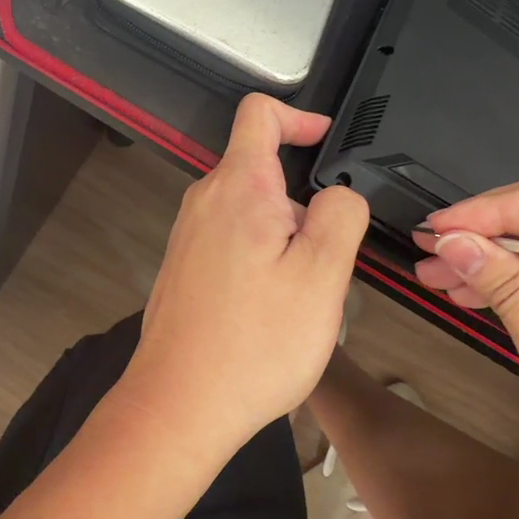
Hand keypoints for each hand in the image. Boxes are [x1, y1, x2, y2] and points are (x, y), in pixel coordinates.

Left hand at [121, 94, 369, 452]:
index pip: (260, 113)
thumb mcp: (322, 275)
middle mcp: (205, 199)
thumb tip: (337, 194)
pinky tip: (270, 313)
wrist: (178, 405)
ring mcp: (189, 233)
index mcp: (239, 186)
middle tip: (326, 262)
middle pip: (261, 169)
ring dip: (285, 238)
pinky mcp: (184, 265)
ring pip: (250, 210)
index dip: (298, 116)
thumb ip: (340, 215)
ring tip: (299, 298)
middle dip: (302, 203)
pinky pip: (232, 240)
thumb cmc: (254, 343)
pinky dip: (261, 258)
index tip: (325, 141)